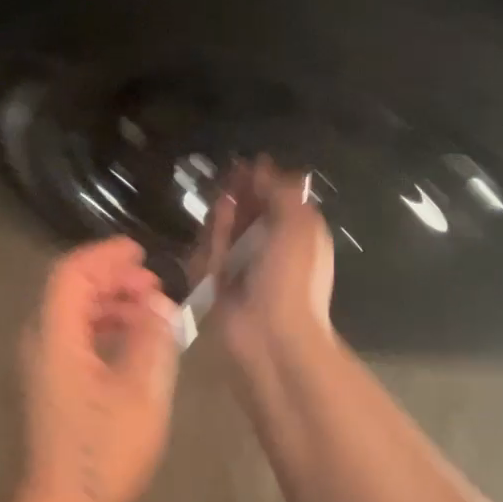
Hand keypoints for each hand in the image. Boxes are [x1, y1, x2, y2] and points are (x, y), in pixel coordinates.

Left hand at [12, 237, 178, 501]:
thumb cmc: (103, 452)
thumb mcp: (141, 394)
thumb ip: (152, 339)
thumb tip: (159, 302)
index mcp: (54, 335)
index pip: (70, 273)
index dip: (105, 255)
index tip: (141, 253)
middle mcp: (38, 339)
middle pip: (69, 288)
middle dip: (112, 277)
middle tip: (154, 284)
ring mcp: (40, 361)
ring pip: (72, 311)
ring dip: (109, 302)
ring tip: (152, 309)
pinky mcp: (48, 380)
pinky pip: (73, 335)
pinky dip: (102, 326)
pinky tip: (133, 338)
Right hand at [219, 165, 338, 380]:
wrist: (271, 335)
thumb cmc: (291, 278)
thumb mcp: (298, 225)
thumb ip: (282, 192)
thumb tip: (265, 165)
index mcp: (294, 229)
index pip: (270, 193)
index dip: (254, 179)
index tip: (238, 169)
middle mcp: (267, 244)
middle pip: (239, 210)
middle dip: (230, 208)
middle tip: (225, 212)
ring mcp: (240, 264)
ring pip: (217, 232)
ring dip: (217, 235)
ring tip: (220, 250)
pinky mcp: (217, 283)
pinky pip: (203, 259)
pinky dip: (206, 261)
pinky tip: (212, 270)